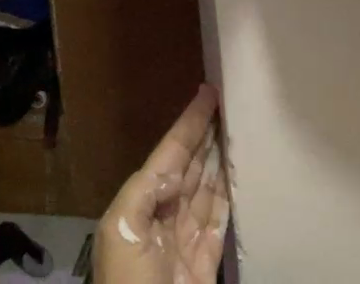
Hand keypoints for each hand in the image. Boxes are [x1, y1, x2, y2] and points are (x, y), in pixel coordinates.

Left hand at [95, 85, 228, 283]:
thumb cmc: (126, 283)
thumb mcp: (121, 229)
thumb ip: (146, 191)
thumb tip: (176, 168)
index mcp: (138, 204)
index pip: (168, 155)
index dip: (187, 124)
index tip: (207, 94)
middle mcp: (162, 217)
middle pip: (189, 169)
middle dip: (205, 137)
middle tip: (229, 106)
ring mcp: (184, 242)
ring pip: (206, 193)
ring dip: (219, 163)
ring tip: (237, 132)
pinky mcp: (204, 267)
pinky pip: (218, 226)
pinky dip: (228, 201)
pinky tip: (238, 180)